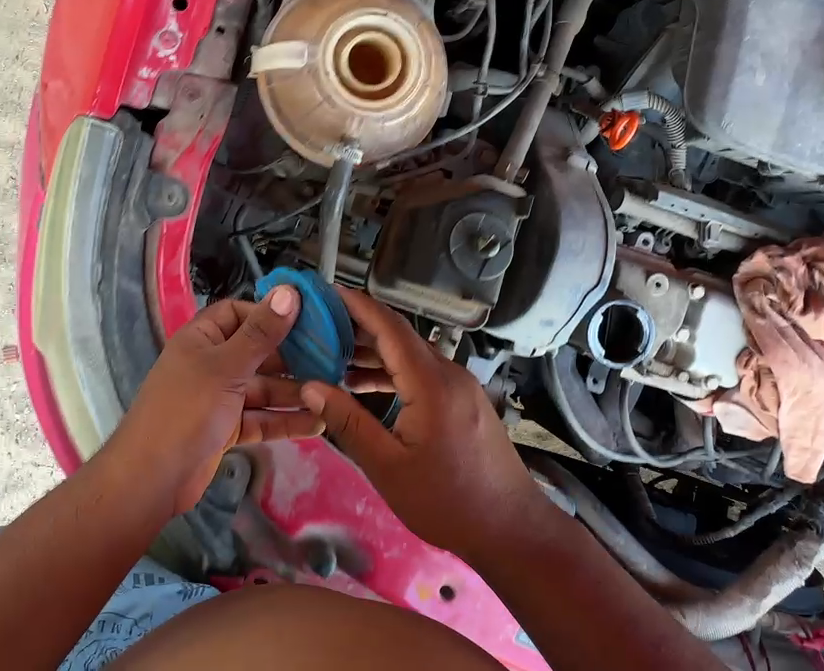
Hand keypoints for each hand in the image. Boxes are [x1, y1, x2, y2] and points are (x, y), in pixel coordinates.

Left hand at [103, 285, 324, 514]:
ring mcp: (218, 399)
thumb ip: (261, 333)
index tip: (307, 320)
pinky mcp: (226, 430)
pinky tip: (318, 424)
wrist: (152, 478)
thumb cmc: (186, 411)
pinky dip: (285, 421)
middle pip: (256, 352)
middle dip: (291, 357)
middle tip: (332, 360)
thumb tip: (289, 292)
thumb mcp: (227, 367)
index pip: (237, 313)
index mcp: (201, 339)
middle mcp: (210, 364)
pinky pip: (261, 419)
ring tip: (332, 393)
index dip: (268, 315)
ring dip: (294, 392)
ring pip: (262, 388)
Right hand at [301, 289, 546, 563]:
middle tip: (317, 326)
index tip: (325, 292)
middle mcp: (449, 373)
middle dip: (358, 328)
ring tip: (332, 358)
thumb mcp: (388, 466)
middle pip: (399, 337)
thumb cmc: (447, 501)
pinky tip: (365, 387)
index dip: (356, 305)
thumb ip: (348, 422)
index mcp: (430, 382)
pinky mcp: (465, 402)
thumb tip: (309, 388)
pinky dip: (393, 372)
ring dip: (374, 353)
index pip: (389, 327)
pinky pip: (423, 373)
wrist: (513, 531)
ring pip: (411, 356)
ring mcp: (461, 387)